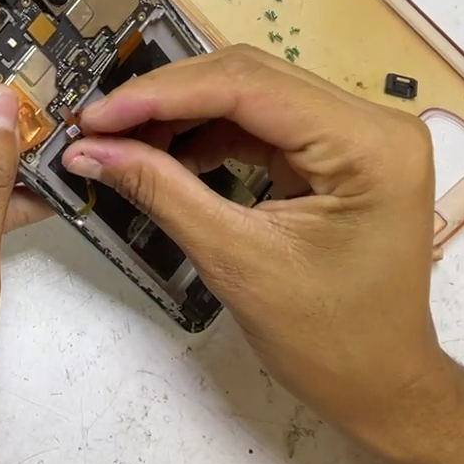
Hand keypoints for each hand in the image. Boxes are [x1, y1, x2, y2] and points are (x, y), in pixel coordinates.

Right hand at [59, 45, 455, 457]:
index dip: (162, 94)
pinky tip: (163, 152)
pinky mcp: (333, 152)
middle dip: (166, 98)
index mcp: (368, 144)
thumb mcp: (235, 260)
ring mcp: (353, 133)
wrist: (379, 385)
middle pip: (249, 78)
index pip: (249, 86)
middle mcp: (369, 121)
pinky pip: (257, 124)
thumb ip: (160, 191)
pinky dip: (204, 134)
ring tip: (122, 139)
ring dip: (180, 113)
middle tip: (98, 125)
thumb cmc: (324, 338)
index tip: (95, 116)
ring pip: (248, 94)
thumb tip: (85, 150)